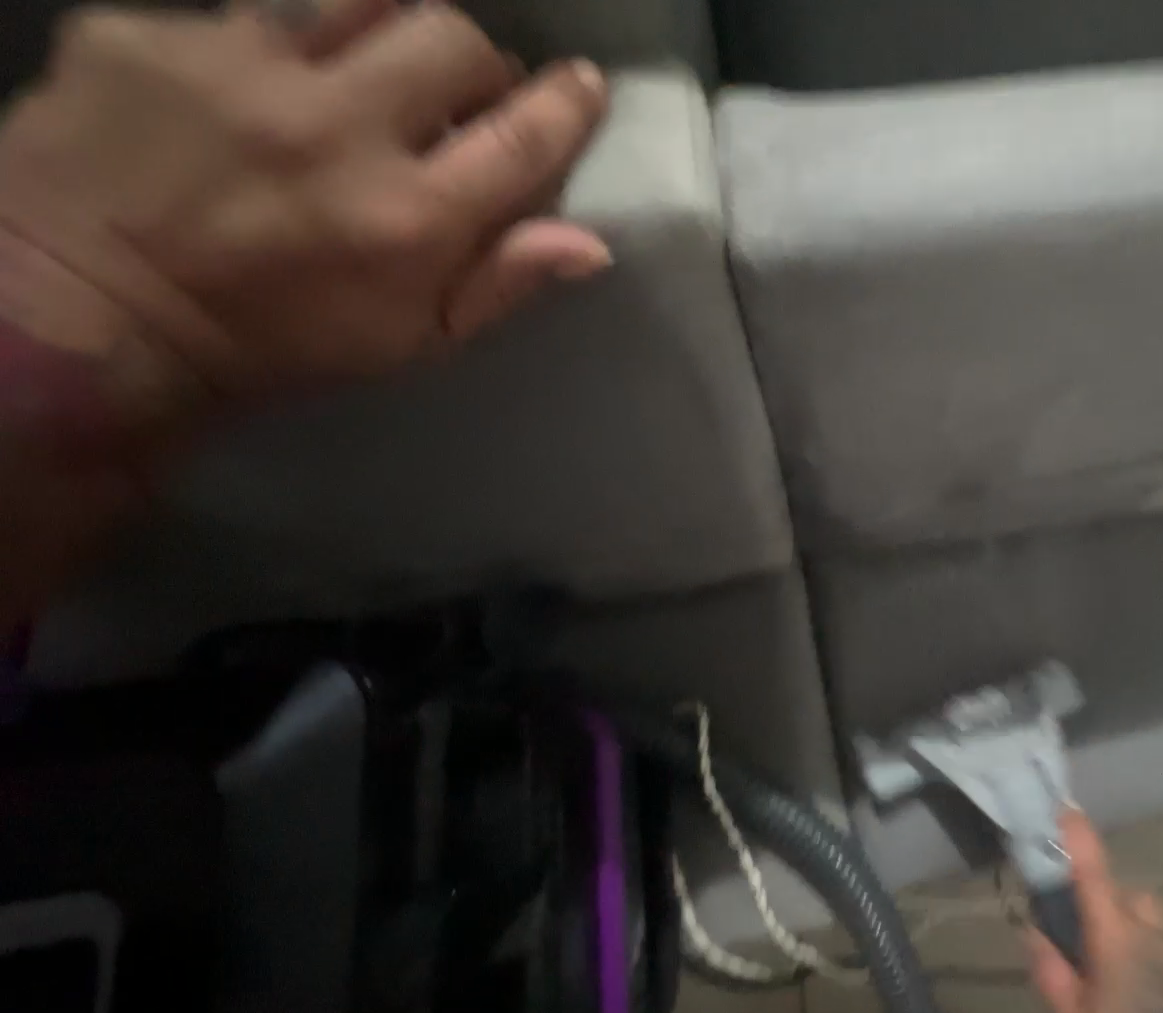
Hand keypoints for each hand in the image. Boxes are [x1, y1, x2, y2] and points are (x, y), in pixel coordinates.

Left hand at [0, 0, 611, 444]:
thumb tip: (590, 243)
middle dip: (479, 64)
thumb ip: (503, 282)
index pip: (519, 139)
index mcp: (411, 221)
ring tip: (377, 76)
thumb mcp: (417, 338)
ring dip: (393, 35)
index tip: (584, 82)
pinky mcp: (147, 34)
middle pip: (451, 40)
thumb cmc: (287, 341)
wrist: (85, 310)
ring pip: (360, 0)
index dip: (565, 104)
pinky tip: (262, 96)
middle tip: (465, 98)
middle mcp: (336, 131)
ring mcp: (236, 70)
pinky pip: (253, 16)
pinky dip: (286, 51)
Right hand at [1028, 812, 1162, 1012]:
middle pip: (1123, 894)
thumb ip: (1052, 972)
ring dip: (1122, 925)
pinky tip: (1131, 988)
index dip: (1081, 836)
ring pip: (1143, 918)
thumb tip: (1029, 933)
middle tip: (1077, 930)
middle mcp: (1147, 931)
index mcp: (1115, 936)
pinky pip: (1157, 944)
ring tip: (1103, 965)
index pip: (1094, 872)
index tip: (1065, 806)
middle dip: (1099, 899)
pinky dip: (1140, 950)